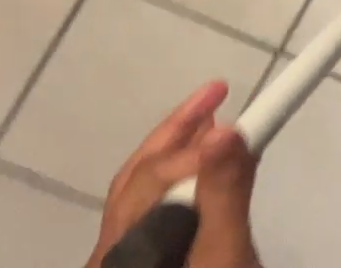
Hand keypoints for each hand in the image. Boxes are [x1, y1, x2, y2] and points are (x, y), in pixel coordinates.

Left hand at [87, 81, 262, 267]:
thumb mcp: (225, 253)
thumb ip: (224, 192)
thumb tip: (226, 129)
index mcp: (121, 251)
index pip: (153, 176)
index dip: (191, 134)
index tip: (229, 91)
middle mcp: (111, 257)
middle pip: (137, 183)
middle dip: (178, 133)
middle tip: (219, 90)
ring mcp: (126, 265)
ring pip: (143, 199)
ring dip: (180, 154)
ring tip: (215, 123)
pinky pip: (155, 216)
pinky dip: (184, 183)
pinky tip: (209, 176)